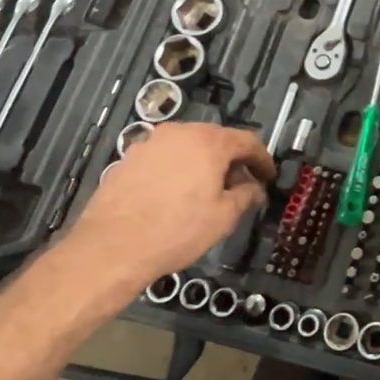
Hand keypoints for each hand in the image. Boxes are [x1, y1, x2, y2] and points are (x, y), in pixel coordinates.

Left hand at [69, 121, 273, 284]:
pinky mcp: (128, 158)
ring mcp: (150, 143)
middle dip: (232, 160)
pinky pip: (164, 157)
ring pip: (188, 146)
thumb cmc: (177, 230)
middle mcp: (180, 132)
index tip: (268, 177)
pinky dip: (177, 169)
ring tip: (207, 191)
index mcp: (209, 141)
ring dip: (203, 163)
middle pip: (216, 139)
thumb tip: (254, 189)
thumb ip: (245, 195)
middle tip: (240, 185)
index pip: (247, 141)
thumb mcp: (223, 217)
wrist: (111, 247)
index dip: (262, 159)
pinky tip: (175, 195)